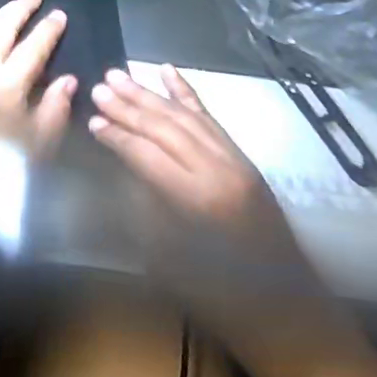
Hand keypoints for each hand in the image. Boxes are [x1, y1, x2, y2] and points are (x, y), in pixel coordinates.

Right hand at [89, 66, 376, 376]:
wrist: (285, 305)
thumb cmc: (221, 296)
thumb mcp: (171, 263)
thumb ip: (146, 210)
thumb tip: (123, 171)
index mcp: (197, 199)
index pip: (148, 155)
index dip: (117, 137)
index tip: (91, 121)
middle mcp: (216, 168)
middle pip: (165, 127)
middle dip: (129, 106)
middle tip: (100, 85)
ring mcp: (232, 158)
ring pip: (185, 115)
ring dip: (150, 94)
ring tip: (122, 75)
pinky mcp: (242, 156)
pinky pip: (209, 116)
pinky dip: (187, 92)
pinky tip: (169, 72)